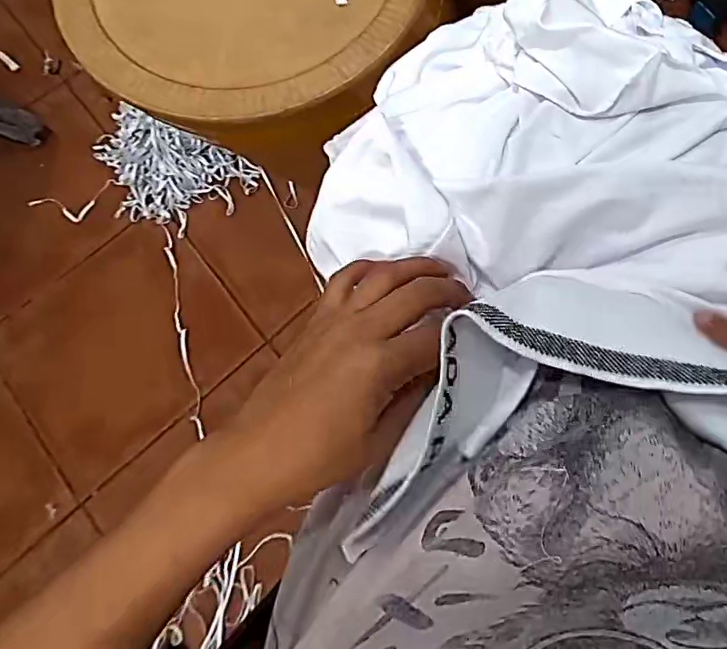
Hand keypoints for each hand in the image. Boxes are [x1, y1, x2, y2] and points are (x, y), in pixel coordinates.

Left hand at [216, 257, 470, 510]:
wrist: (248, 459)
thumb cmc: (316, 458)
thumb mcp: (379, 440)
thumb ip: (415, 396)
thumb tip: (439, 366)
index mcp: (378, 364)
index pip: (435, 335)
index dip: (462, 331)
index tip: (477, 331)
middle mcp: (360, 330)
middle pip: (418, 292)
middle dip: (451, 291)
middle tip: (468, 299)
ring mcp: (335, 319)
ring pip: (387, 274)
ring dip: (420, 268)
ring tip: (441, 274)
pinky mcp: (316, 319)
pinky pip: (346, 277)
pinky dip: (372, 268)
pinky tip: (388, 273)